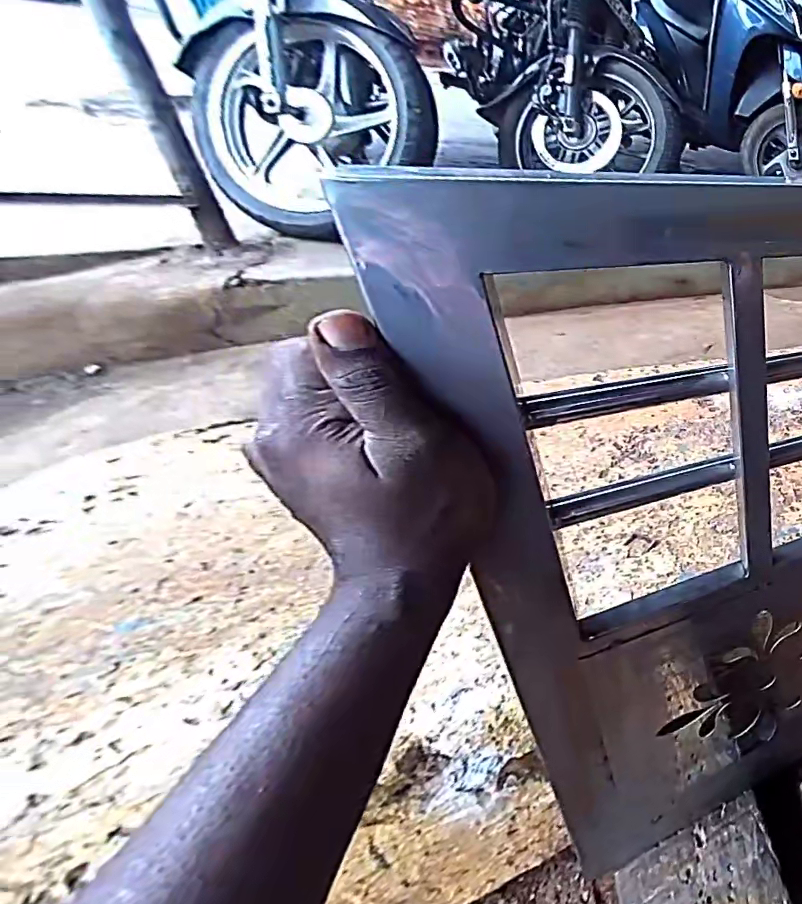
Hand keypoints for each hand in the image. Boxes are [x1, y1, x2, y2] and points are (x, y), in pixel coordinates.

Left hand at [246, 311, 495, 604]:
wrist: (409, 579)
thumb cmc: (428, 518)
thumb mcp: (418, 444)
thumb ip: (375, 385)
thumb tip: (339, 323)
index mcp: (295, 425)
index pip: (316, 345)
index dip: (375, 353)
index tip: (415, 388)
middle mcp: (272, 435)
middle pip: (313, 365)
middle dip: (370, 376)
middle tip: (418, 414)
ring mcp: (282, 453)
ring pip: (322, 391)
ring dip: (369, 399)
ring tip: (410, 436)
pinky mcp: (301, 467)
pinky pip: (326, 419)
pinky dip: (363, 422)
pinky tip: (395, 449)